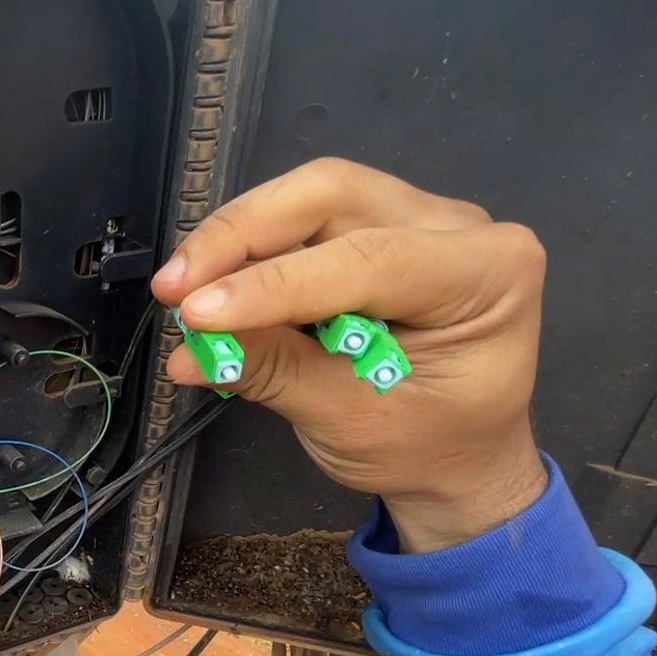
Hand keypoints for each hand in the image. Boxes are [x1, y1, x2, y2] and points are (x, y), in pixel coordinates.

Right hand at [152, 158, 549, 552]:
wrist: (455, 460)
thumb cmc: (424, 447)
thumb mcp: (351, 422)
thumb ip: (276, 375)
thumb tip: (189, 354)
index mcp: (485, 273)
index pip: (367, 258)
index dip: (271, 285)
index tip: (193, 316)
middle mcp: (452, 227)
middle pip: (329, 195)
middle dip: (239, 236)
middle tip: (172, 287)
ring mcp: (408, 222)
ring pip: (304, 201)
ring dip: (230, 242)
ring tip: (176, 291)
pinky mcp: (366, 236)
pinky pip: (294, 228)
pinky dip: (240, 258)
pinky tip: (202, 291)